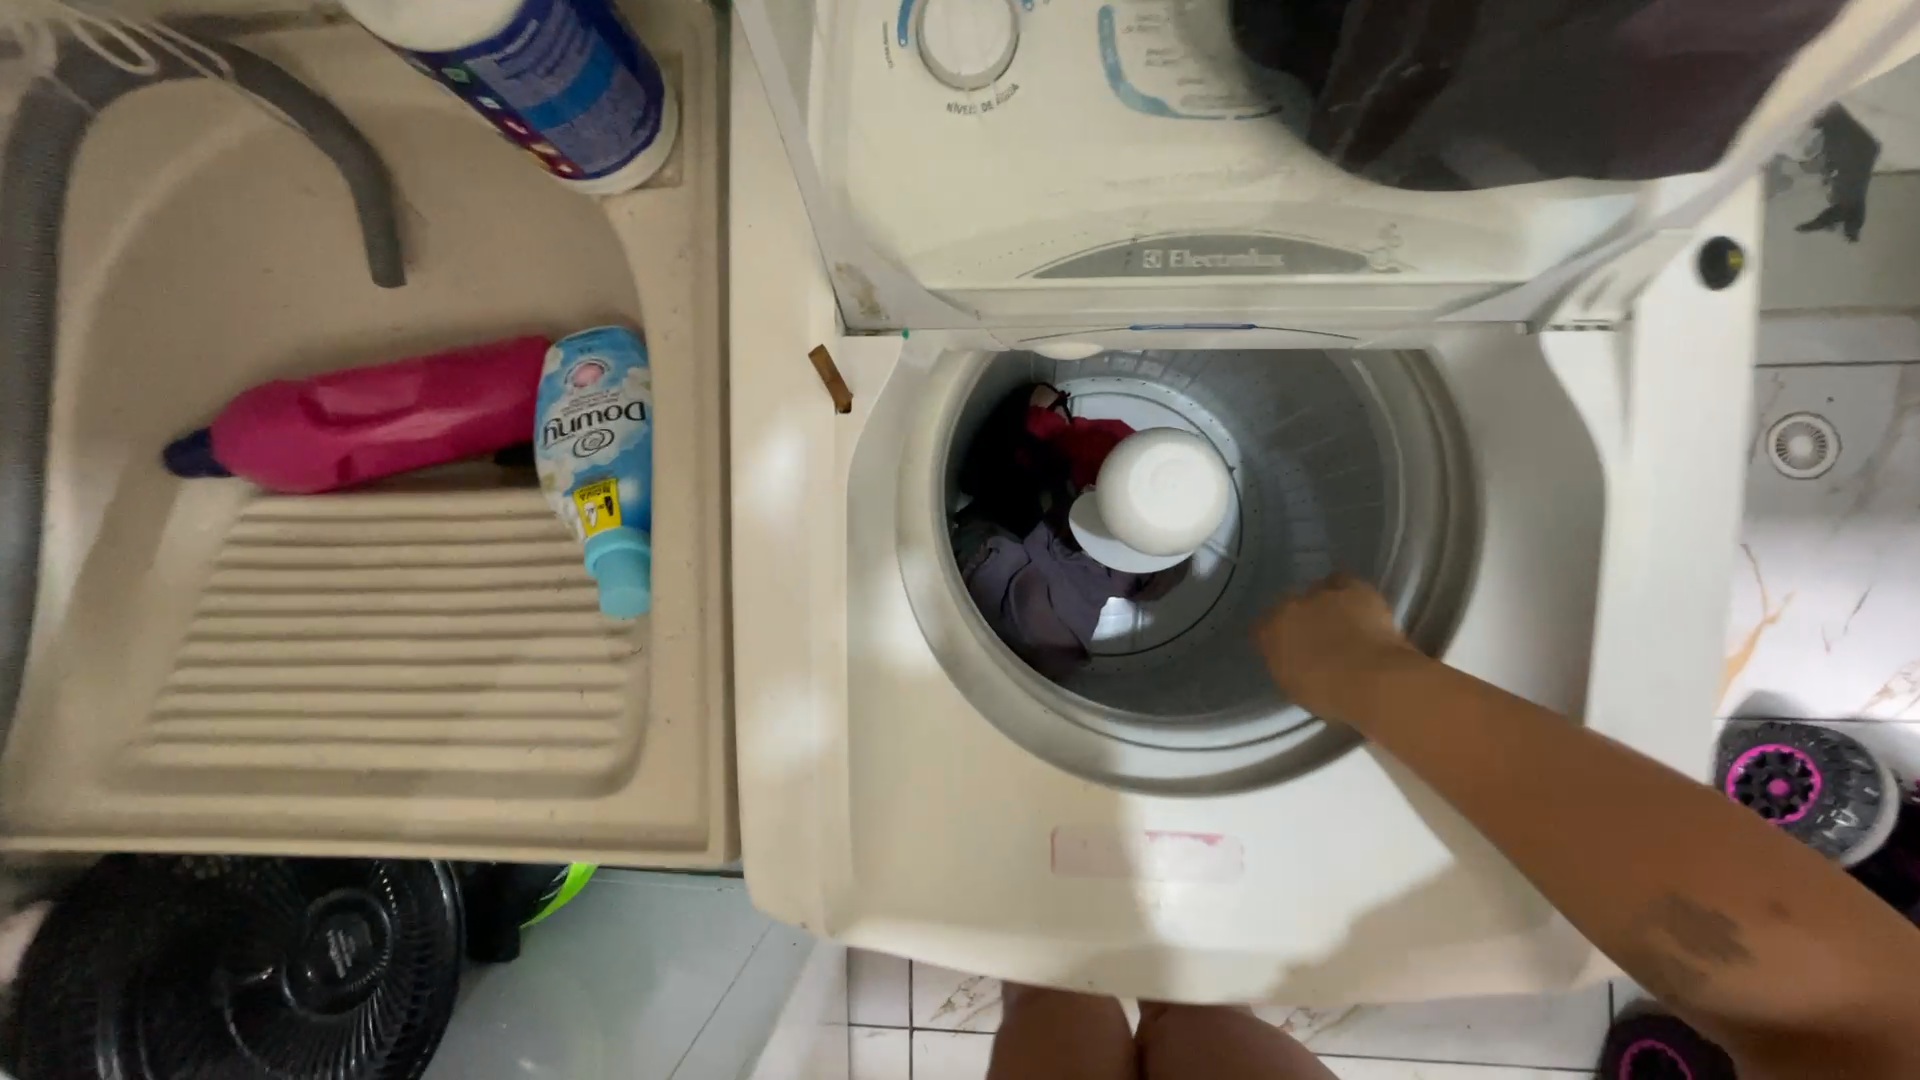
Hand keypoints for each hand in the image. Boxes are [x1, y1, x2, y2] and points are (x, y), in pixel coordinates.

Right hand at [1254, 574, 1421, 717]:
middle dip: (1298, 617)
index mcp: (1269, 634)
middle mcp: (1289, 608)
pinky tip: (1356, 603)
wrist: (1372, 680)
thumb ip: (1286, 665)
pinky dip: (1348, 591)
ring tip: (1339, 617)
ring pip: (1316, 589)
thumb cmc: (1329, 695)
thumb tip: (1292, 660)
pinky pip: (1345, 581)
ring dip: (1324, 603)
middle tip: (1314, 635)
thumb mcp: (1294, 687)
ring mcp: (1321, 595)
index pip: (1260, 629)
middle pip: (1287, 605)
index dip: (1273, 637)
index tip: (1285, 649)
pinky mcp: (1354, 589)